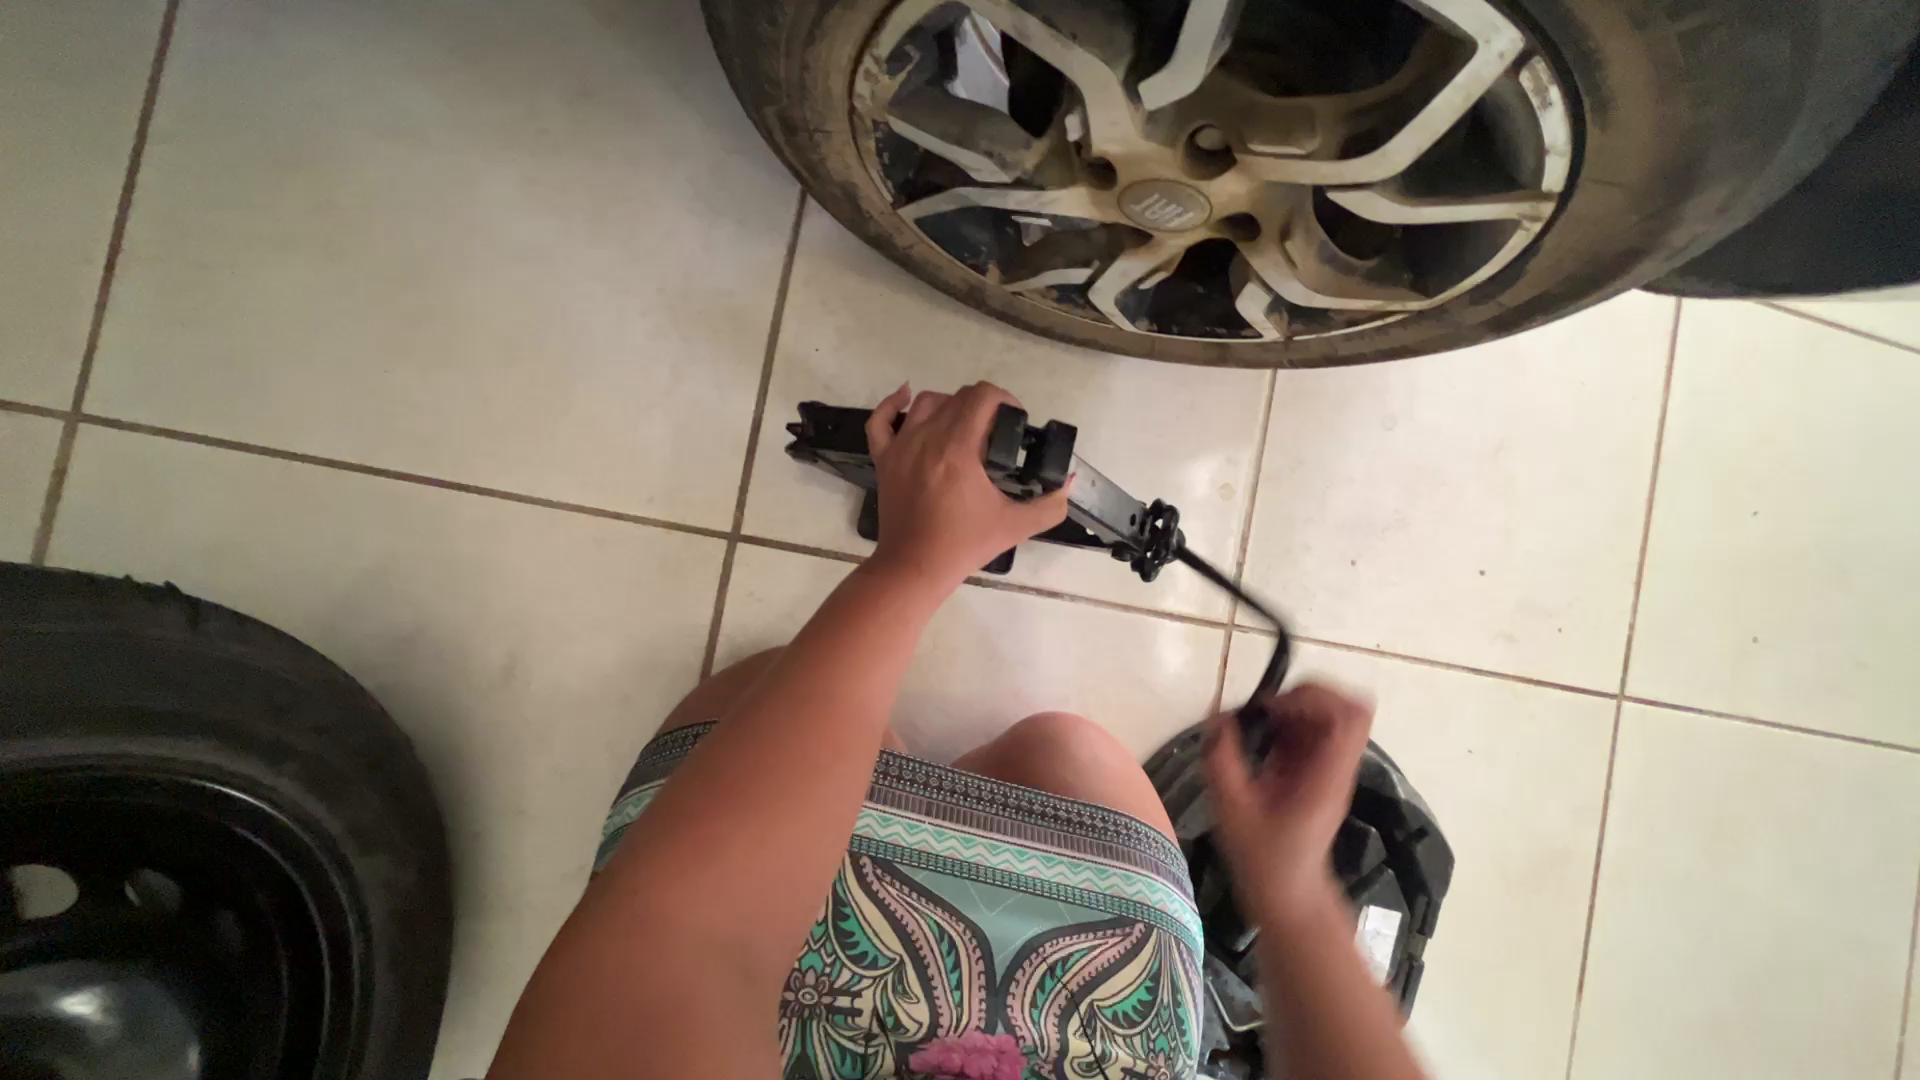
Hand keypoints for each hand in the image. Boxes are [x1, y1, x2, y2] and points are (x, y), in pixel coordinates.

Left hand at [863, 381, 1069, 588]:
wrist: (915, 567)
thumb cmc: (964, 545)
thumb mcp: (1015, 527)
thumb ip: (1049, 505)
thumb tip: (1068, 483)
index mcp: (958, 449)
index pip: (983, 397)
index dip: (1005, 399)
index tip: (1015, 421)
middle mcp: (927, 438)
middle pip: (958, 397)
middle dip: (983, 406)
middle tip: (996, 432)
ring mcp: (901, 446)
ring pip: (926, 402)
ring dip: (950, 404)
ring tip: (964, 425)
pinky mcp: (884, 459)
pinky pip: (880, 420)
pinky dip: (893, 404)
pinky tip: (907, 397)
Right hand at [1203, 682, 1373, 929]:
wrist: (1287, 897)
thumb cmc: (1263, 860)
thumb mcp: (1233, 810)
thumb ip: (1222, 761)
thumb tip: (1215, 717)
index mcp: (1327, 775)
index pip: (1349, 716)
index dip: (1315, 697)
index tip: (1274, 708)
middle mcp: (1333, 765)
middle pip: (1342, 706)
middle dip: (1301, 695)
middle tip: (1263, 709)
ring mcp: (1323, 766)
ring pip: (1323, 714)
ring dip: (1289, 706)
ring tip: (1254, 721)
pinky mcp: (1308, 770)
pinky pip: (1305, 730)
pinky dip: (1281, 720)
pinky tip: (1255, 734)